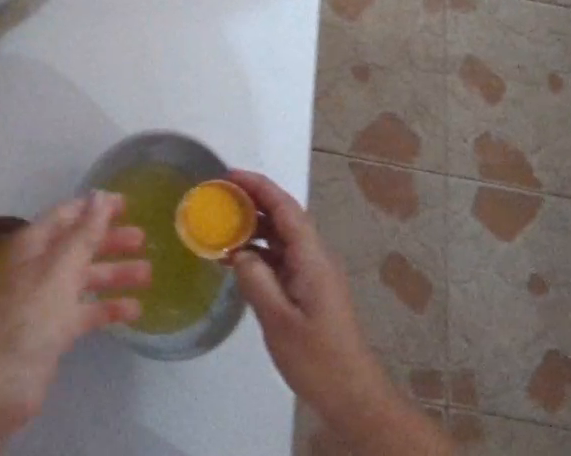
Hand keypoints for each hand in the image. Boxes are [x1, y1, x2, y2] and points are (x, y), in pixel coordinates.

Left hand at [0, 191, 151, 431]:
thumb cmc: (28, 317)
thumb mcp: (59, 270)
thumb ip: (83, 234)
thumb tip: (99, 195)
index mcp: (33, 246)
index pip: (66, 216)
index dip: (94, 208)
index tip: (127, 203)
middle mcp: (38, 268)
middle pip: (78, 247)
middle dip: (109, 241)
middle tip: (143, 238)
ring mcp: (45, 301)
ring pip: (84, 280)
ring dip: (114, 274)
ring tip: (148, 273)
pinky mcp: (53, 333)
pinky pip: (85, 313)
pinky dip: (107, 309)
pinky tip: (134, 311)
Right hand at [227, 170, 394, 424]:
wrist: (352, 395)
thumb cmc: (317, 357)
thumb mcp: (278, 319)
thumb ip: (255, 279)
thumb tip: (238, 252)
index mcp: (312, 258)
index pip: (285, 208)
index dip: (258, 187)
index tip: (229, 176)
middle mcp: (315, 258)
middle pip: (284, 217)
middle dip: (252, 201)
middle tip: (217, 196)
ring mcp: (313, 274)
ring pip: (281, 237)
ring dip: (253, 227)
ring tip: (219, 223)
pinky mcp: (309, 290)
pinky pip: (281, 258)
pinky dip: (258, 251)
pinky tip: (234, 259)